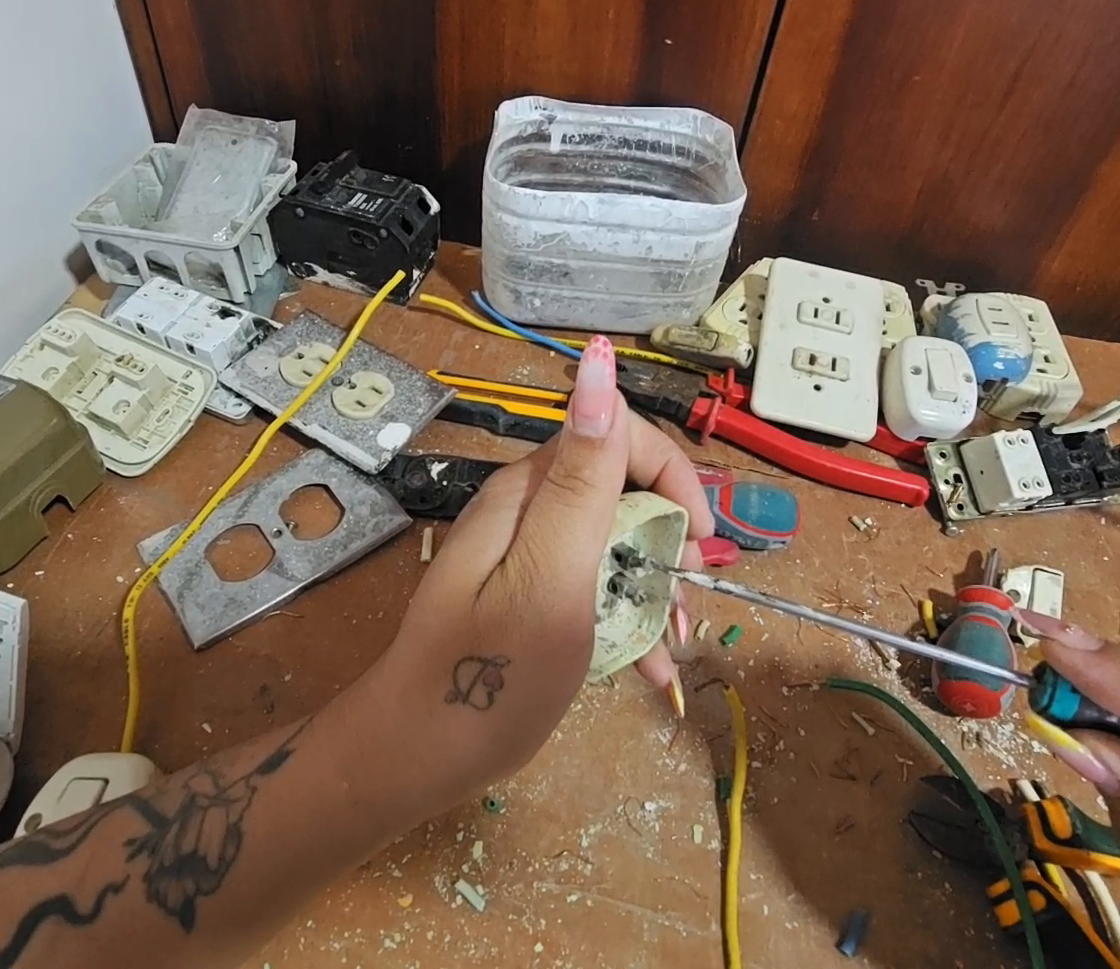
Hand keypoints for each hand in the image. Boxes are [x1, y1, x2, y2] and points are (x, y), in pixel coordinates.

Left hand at [370, 337, 711, 796]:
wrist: (421, 753)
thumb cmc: (493, 670)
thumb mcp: (550, 572)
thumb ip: (582, 477)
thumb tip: (598, 366)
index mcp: (530, 493)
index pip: (615, 435)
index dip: (669, 475)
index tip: (697, 537)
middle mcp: (529, 513)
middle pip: (619, 491)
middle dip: (665, 537)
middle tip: (684, 595)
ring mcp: (530, 557)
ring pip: (614, 544)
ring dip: (653, 585)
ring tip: (673, 639)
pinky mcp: (534, 599)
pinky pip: (593, 589)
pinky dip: (628, 620)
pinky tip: (651, 666)